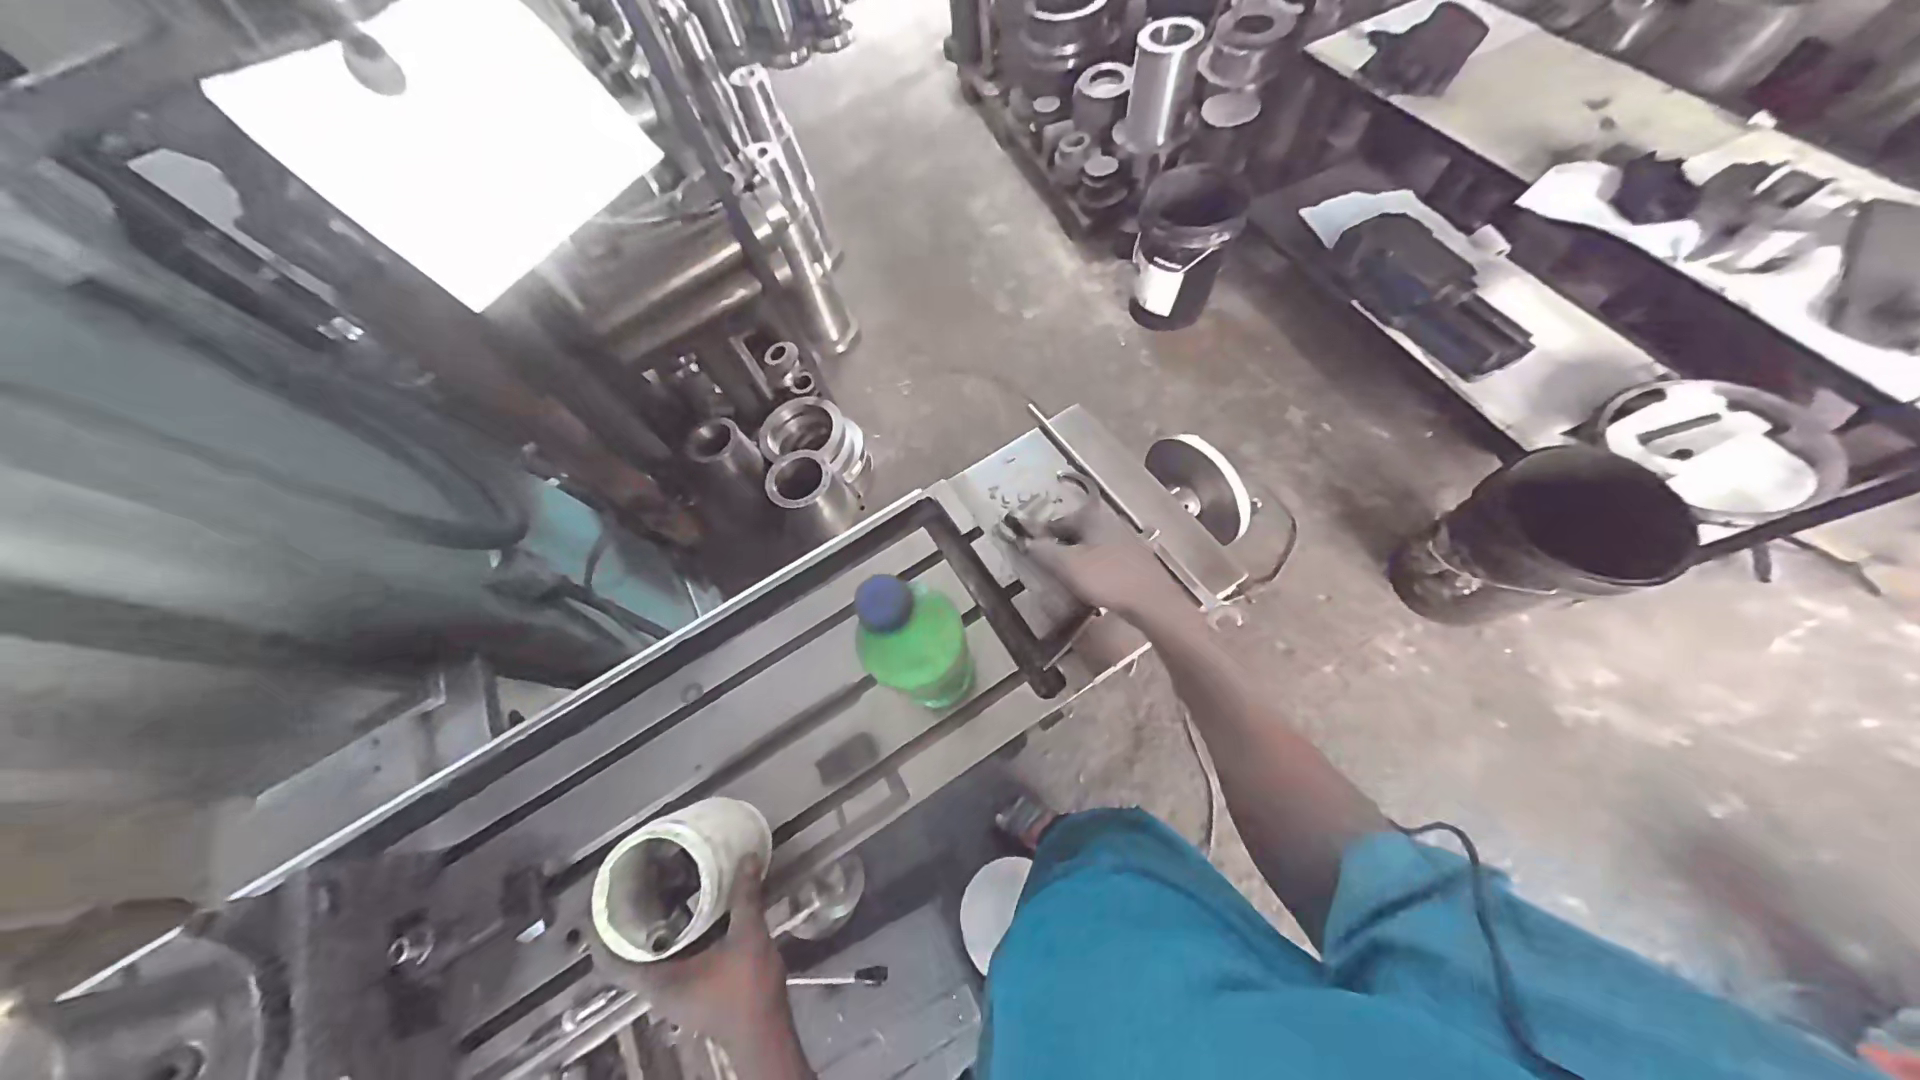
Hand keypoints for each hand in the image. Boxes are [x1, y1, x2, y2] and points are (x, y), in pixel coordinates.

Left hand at [593, 860, 789, 1047]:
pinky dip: (669, 941)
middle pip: (627, 959)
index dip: (599, 936)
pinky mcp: (689, 993)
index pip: (611, 964)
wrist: (765, 1033)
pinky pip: (666, 963)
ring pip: (649, 961)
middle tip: (633, 888)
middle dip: (627, 925)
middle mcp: (658, 991)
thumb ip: (745, 897)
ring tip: (658, 896)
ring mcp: (673, 995)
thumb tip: (746, 857)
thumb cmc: (747, 990)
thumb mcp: (748, 937)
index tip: (598, 905)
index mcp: (659, 982)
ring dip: (649, 933)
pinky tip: (689, 918)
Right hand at [1022, 533, 1192, 625]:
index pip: (1055, 521)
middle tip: (1043, 568)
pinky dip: (1090, 568)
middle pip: (1072, 533)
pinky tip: (1086, 585)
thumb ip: (1042, 551)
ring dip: (1072, 559)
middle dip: (1056, 548)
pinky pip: (1102, 559)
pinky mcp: (1132, 560)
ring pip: (1087, 546)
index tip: (1026, 552)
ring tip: (1062, 579)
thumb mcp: (1068, 565)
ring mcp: (1123, 540)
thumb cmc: (1107, 578)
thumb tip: (1022, 540)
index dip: (1038, 536)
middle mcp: (1108, 522)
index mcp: (1092, 516)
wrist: (1152, 601)